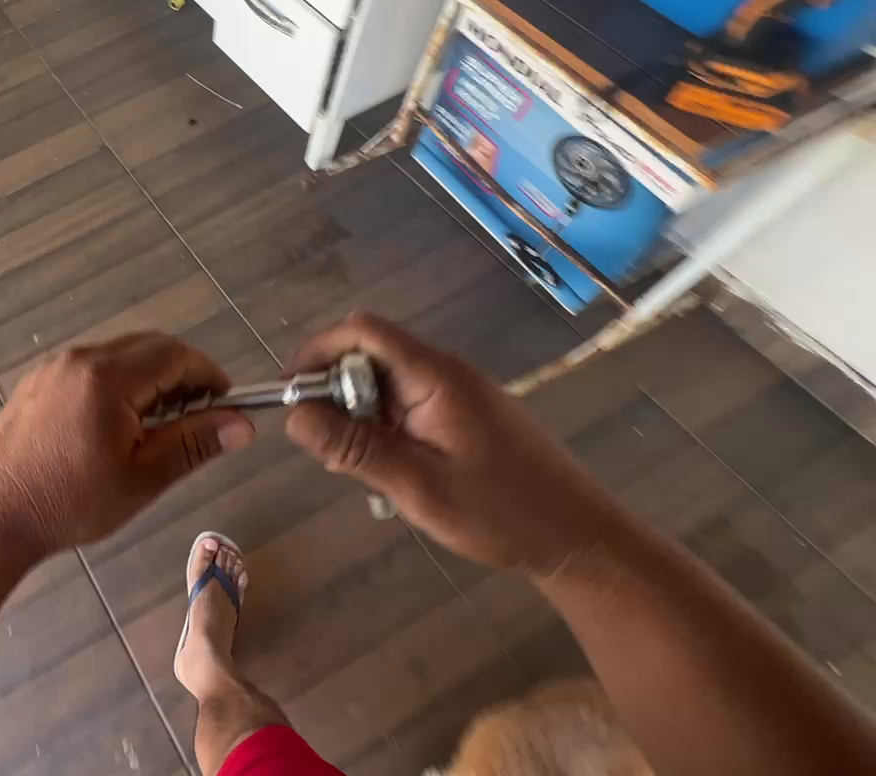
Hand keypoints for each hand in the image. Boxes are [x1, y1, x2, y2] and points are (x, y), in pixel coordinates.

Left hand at [0, 332, 257, 561]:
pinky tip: (119, 420)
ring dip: (150, 376)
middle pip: (148, 346)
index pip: (174, 354)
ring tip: (160, 422)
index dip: (208, 374)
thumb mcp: (142, 478)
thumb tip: (243, 424)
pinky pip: (93, 364)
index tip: (227, 403)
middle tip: (197, 415)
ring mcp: (55, 365)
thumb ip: (194, 443)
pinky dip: (119, 379)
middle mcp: (80, 358)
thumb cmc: (72, 503)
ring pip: (120, 353)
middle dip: (181, 372)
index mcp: (107, 378)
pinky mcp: (39, 378)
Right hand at [282, 314, 627, 577]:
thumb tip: (293, 415)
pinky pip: (404, 403)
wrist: (583, 543)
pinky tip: (387, 466)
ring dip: (357, 413)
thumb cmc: (502, 514)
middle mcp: (444, 372)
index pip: (364, 331)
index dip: (319, 351)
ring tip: (357, 464)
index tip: (292, 393)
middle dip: (334, 390)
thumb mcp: (418, 486)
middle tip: (325, 442)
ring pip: (383, 381)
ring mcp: (456, 392)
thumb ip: (354, 447)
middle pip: (368, 354)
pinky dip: (382, 426)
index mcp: (436, 377)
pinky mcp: (462, 414)